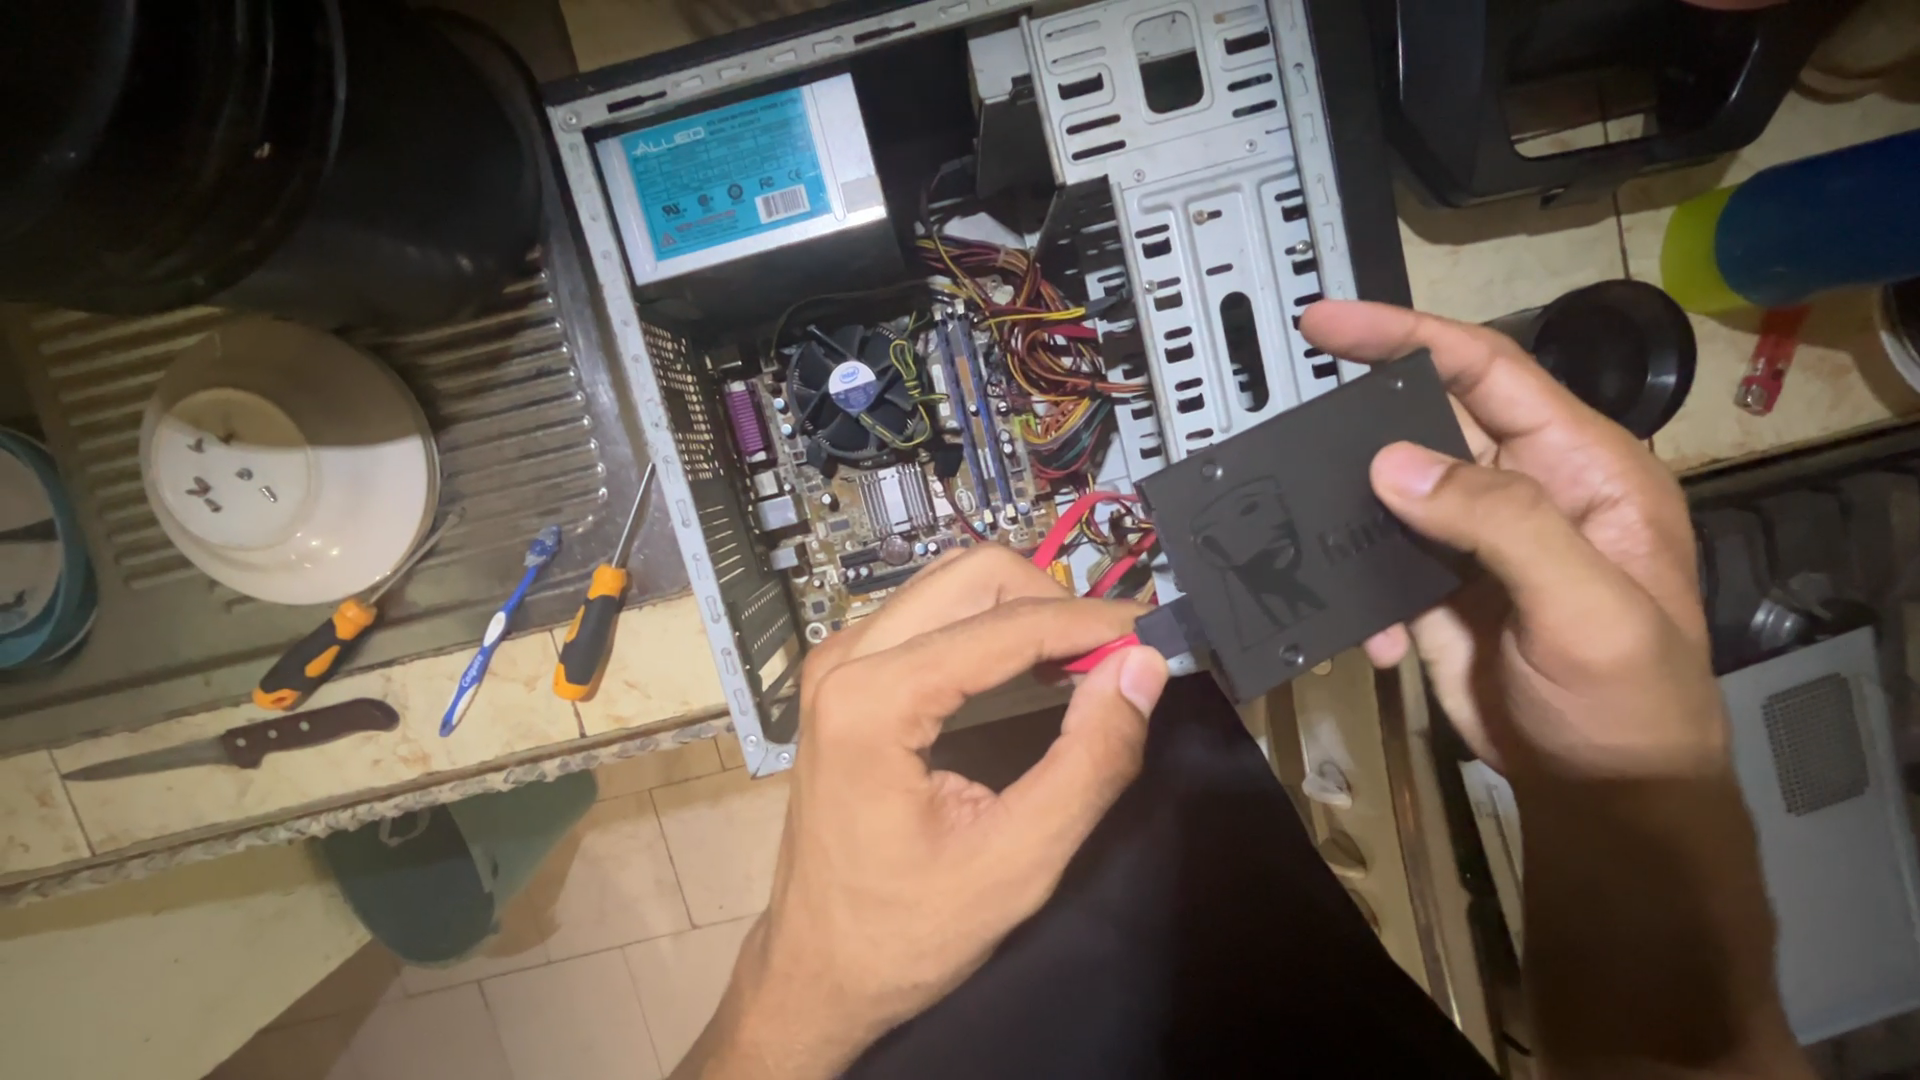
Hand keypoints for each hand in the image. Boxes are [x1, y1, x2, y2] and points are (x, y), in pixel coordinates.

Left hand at [681, 545, 1168, 1078]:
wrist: (815, 967)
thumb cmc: (905, 931)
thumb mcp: (1016, 863)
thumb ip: (1089, 761)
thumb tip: (1139, 666)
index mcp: (872, 700)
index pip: (1004, 625)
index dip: (1089, 622)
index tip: (1152, 633)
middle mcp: (845, 658)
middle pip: (973, 576)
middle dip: (1055, 603)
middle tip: (1112, 654)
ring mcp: (838, 659)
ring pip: (952, 583)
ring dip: (1025, 609)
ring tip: (1079, 661)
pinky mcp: (845, 672)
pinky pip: (929, 612)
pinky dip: (990, 624)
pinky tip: (1027, 665)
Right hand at [1299, 299, 1721, 781]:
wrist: (1600, 788)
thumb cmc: (1628, 700)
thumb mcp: (1586, 608)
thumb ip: (1502, 524)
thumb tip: (1389, 462)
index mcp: (1576, 467)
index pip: (1484, 372)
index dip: (1404, 338)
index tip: (1324, 324)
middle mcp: (1518, 489)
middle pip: (1420, 427)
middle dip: (1353, 431)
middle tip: (1288, 444)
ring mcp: (1466, 540)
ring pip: (1383, 493)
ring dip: (1344, 520)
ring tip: (1309, 538)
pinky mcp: (1429, 585)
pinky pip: (1371, 562)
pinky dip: (1357, 594)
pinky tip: (1373, 637)